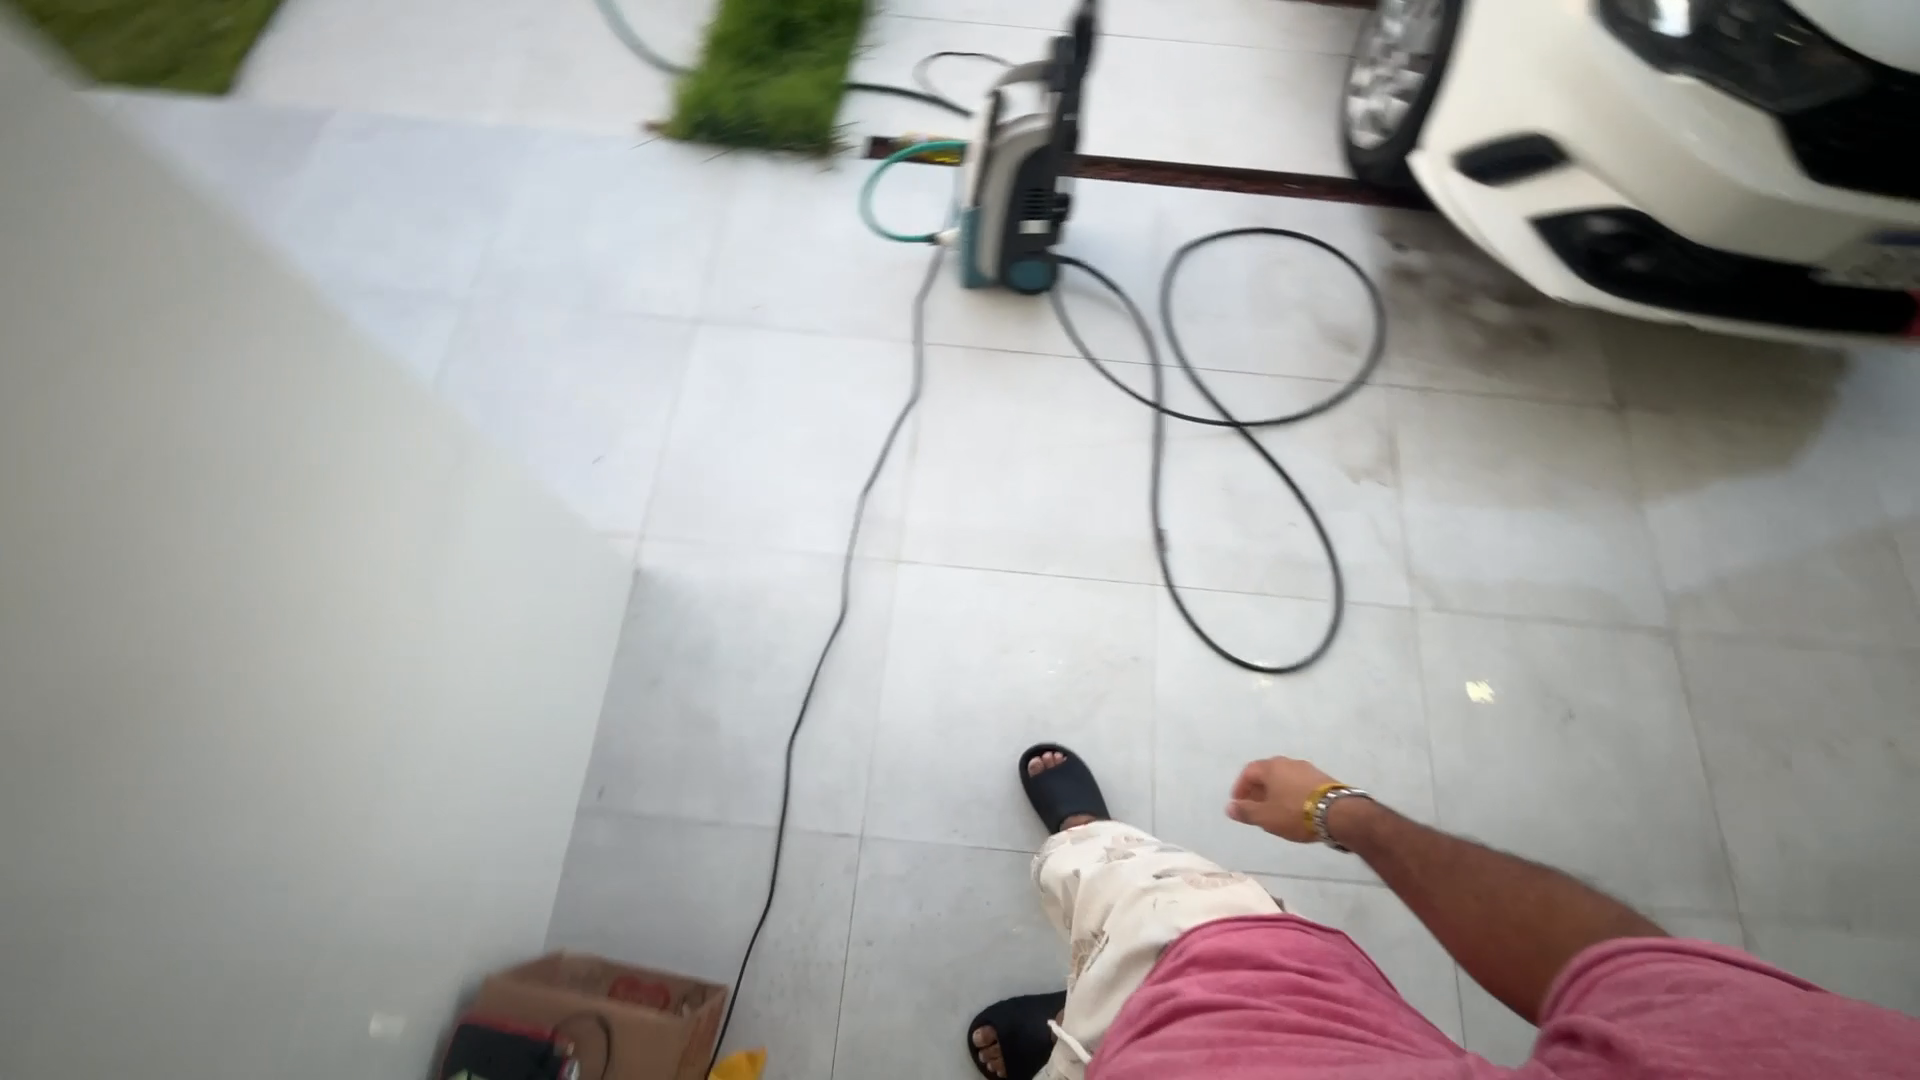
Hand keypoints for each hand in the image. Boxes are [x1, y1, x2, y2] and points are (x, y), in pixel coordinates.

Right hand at [1226, 756, 1342, 842]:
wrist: (1340, 813)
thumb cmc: (1296, 812)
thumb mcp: (1266, 817)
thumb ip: (1246, 811)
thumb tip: (1229, 807)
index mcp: (1271, 767)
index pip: (1248, 772)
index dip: (1240, 788)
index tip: (1238, 803)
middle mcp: (1288, 762)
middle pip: (1267, 774)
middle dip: (1258, 790)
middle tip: (1255, 807)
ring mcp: (1308, 769)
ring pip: (1285, 779)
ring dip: (1276, 792)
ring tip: (1276, 810)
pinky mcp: (1324, 779)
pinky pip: (1300, 784)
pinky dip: (1292, 794)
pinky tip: (1296, 809)